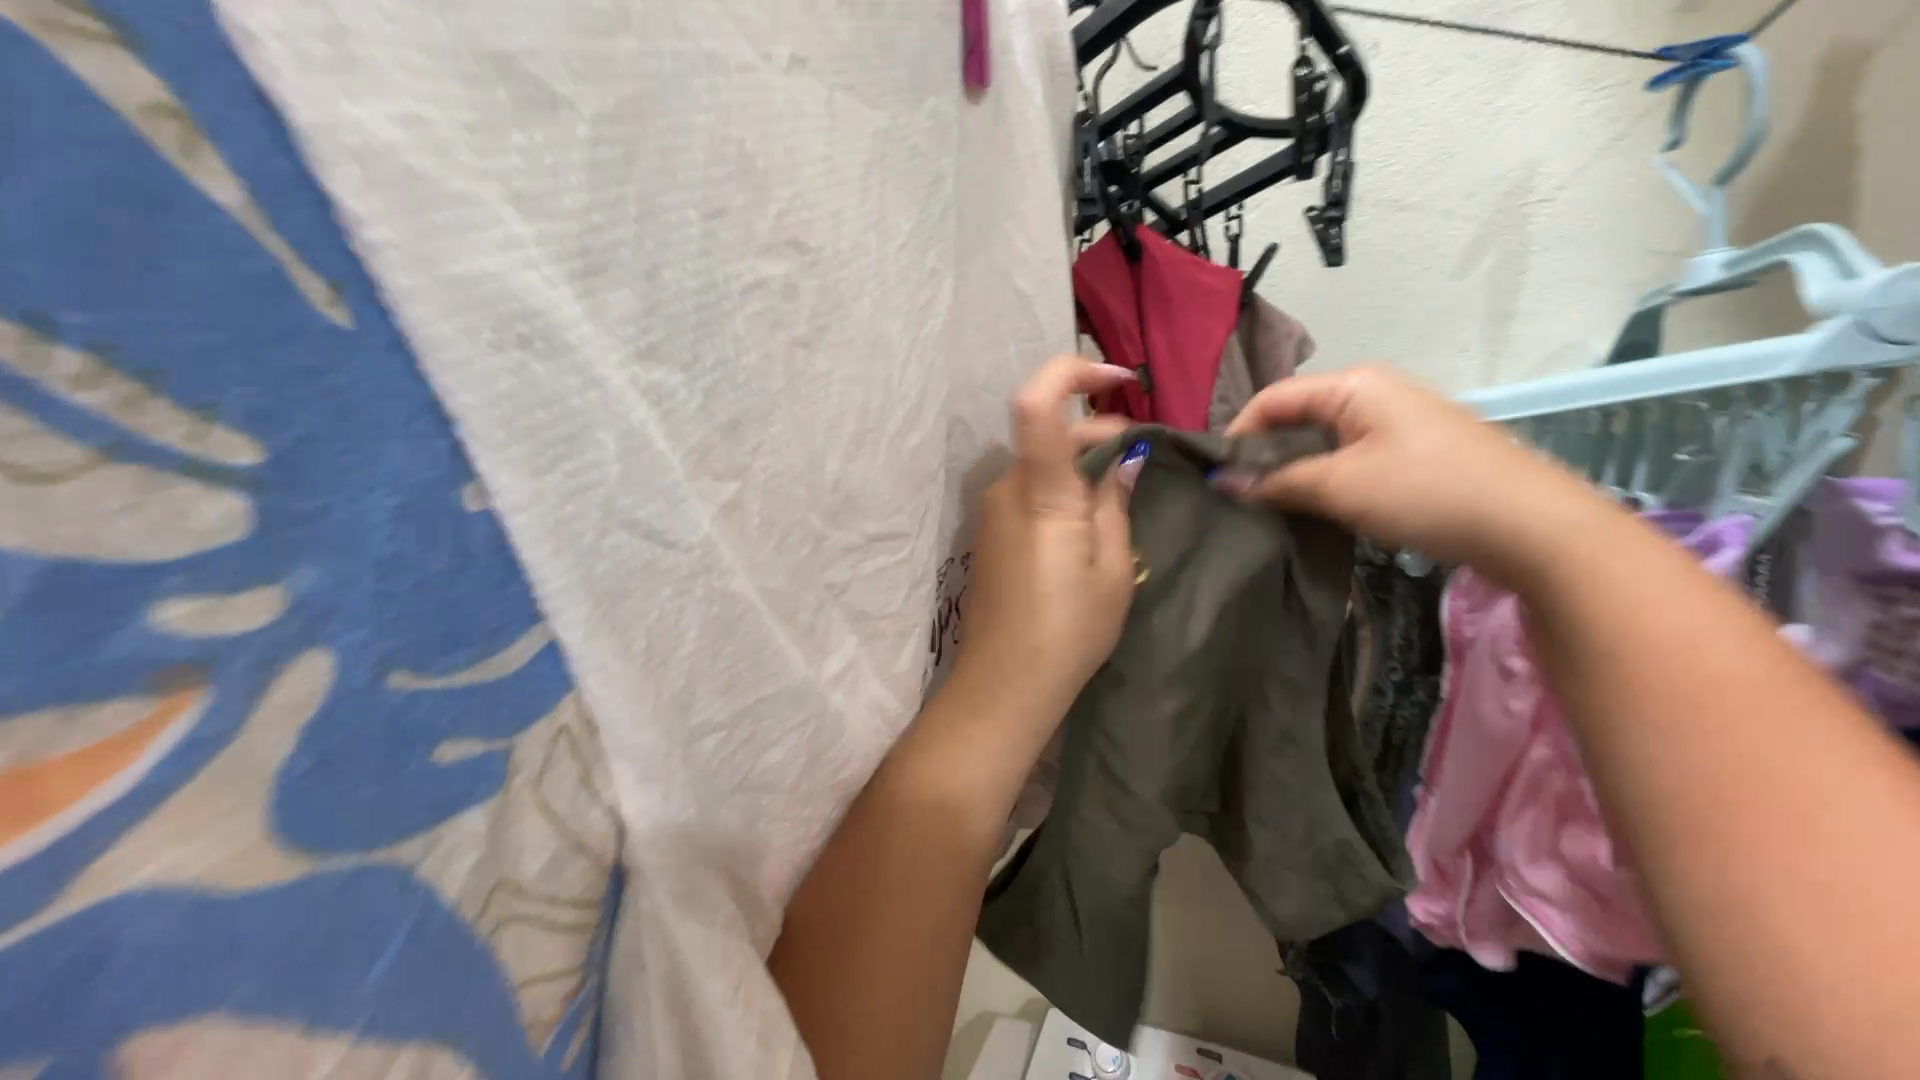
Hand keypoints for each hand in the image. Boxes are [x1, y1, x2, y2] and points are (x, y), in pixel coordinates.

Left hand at [951, 356, 1137, 727]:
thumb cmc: (1068, 628)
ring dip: (1081, 466)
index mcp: (1040, 491)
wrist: (1004, 681)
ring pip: (1042, 464)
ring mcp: (993, 509)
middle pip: (1050, 432)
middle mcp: (1007, 488)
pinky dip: (1062, 490)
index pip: (1037, 402)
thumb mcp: (1112, 566)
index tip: (1118, 380)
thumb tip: (1124, 459)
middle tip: (1142, 461)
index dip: (1074, 371)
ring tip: (1121, 499)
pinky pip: (1030, 491)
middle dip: (1098, 432)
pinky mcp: (990, 531)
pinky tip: (1089, 524)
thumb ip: (1115, 502)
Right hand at [1222, 365, 1600, 574]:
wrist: (1531, 526)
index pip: (1273, 398)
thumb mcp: (1340, 486)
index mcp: (1355, 384)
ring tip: (1276, 511)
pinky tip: (1321, 512)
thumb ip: (1276, 481)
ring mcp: (1400, 423)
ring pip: (1326, 443)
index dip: (1238, 434)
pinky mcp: (1417, 454)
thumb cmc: (1427, 492)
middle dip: (1267, 457)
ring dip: (1298, 474)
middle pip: (1299, 418)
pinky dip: (1330, 483)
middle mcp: (1376, 392)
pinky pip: (1354, 460)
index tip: (1217, 478)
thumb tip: (1222, 481)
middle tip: (1242, 500)